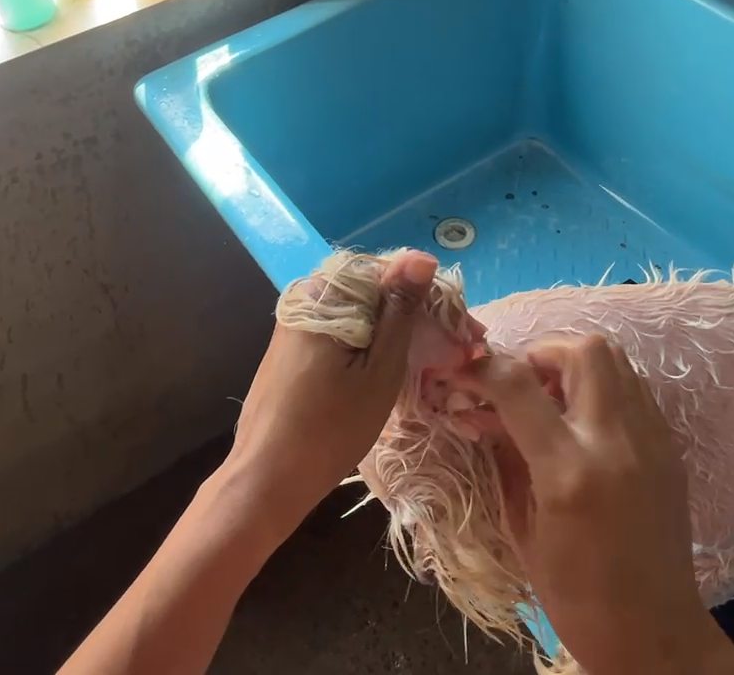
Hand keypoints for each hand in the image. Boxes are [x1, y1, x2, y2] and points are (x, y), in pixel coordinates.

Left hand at [220, 250, 439, 533]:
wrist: (266, 478)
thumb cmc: (330, 427)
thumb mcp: (379, 369)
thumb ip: (400, 309)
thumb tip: (421, 256)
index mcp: (323, 294)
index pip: (389, 272)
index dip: (432, 297)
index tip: (466, 329)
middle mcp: (305, 298)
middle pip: (373, 293)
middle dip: (417, 316)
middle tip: (459, 351)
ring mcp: (296, 323)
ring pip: (360, 314)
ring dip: (396, 332)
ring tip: (435, 362)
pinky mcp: (293, 349)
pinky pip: (342, 333)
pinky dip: (370, 346)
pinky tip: (393, 369)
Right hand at [454, 335, 733, 674]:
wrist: (655, 635)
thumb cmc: (573, 593)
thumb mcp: (521, 526)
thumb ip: (503, 454)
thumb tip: (478, 409)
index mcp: (569, 472)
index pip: (519, 385)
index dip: (483, 367)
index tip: (464, 373)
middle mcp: (616, 443)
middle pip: (583, 350)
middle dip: (540, 353)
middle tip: (521, 385)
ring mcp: (652, 441)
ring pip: (616, 358)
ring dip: (573, 364)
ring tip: (552, 399)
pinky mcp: (670, 446)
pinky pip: (633, 387)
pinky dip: (601, 386)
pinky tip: (583, 420)